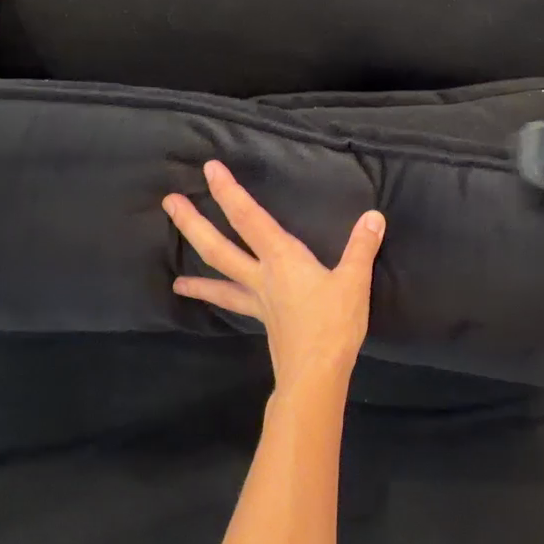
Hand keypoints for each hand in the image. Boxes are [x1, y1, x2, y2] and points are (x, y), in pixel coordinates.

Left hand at [163, 161, 383, 393]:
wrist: (316, 373)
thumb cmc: (333, 324)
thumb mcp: (354, 281)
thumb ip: (362, 246)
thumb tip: (373, 216)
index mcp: (282, 259)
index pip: (250, 218)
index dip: (229, 192)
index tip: (209, 169)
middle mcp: (263, 275)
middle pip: (219, 247)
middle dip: (194, 223)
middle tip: (169, 203)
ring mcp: (259, 300)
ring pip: (221, 279)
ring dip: (197, 273)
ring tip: (175, 278)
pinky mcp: (264, 320)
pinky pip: (236, 303)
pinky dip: (220, 299)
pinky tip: (214, 301)